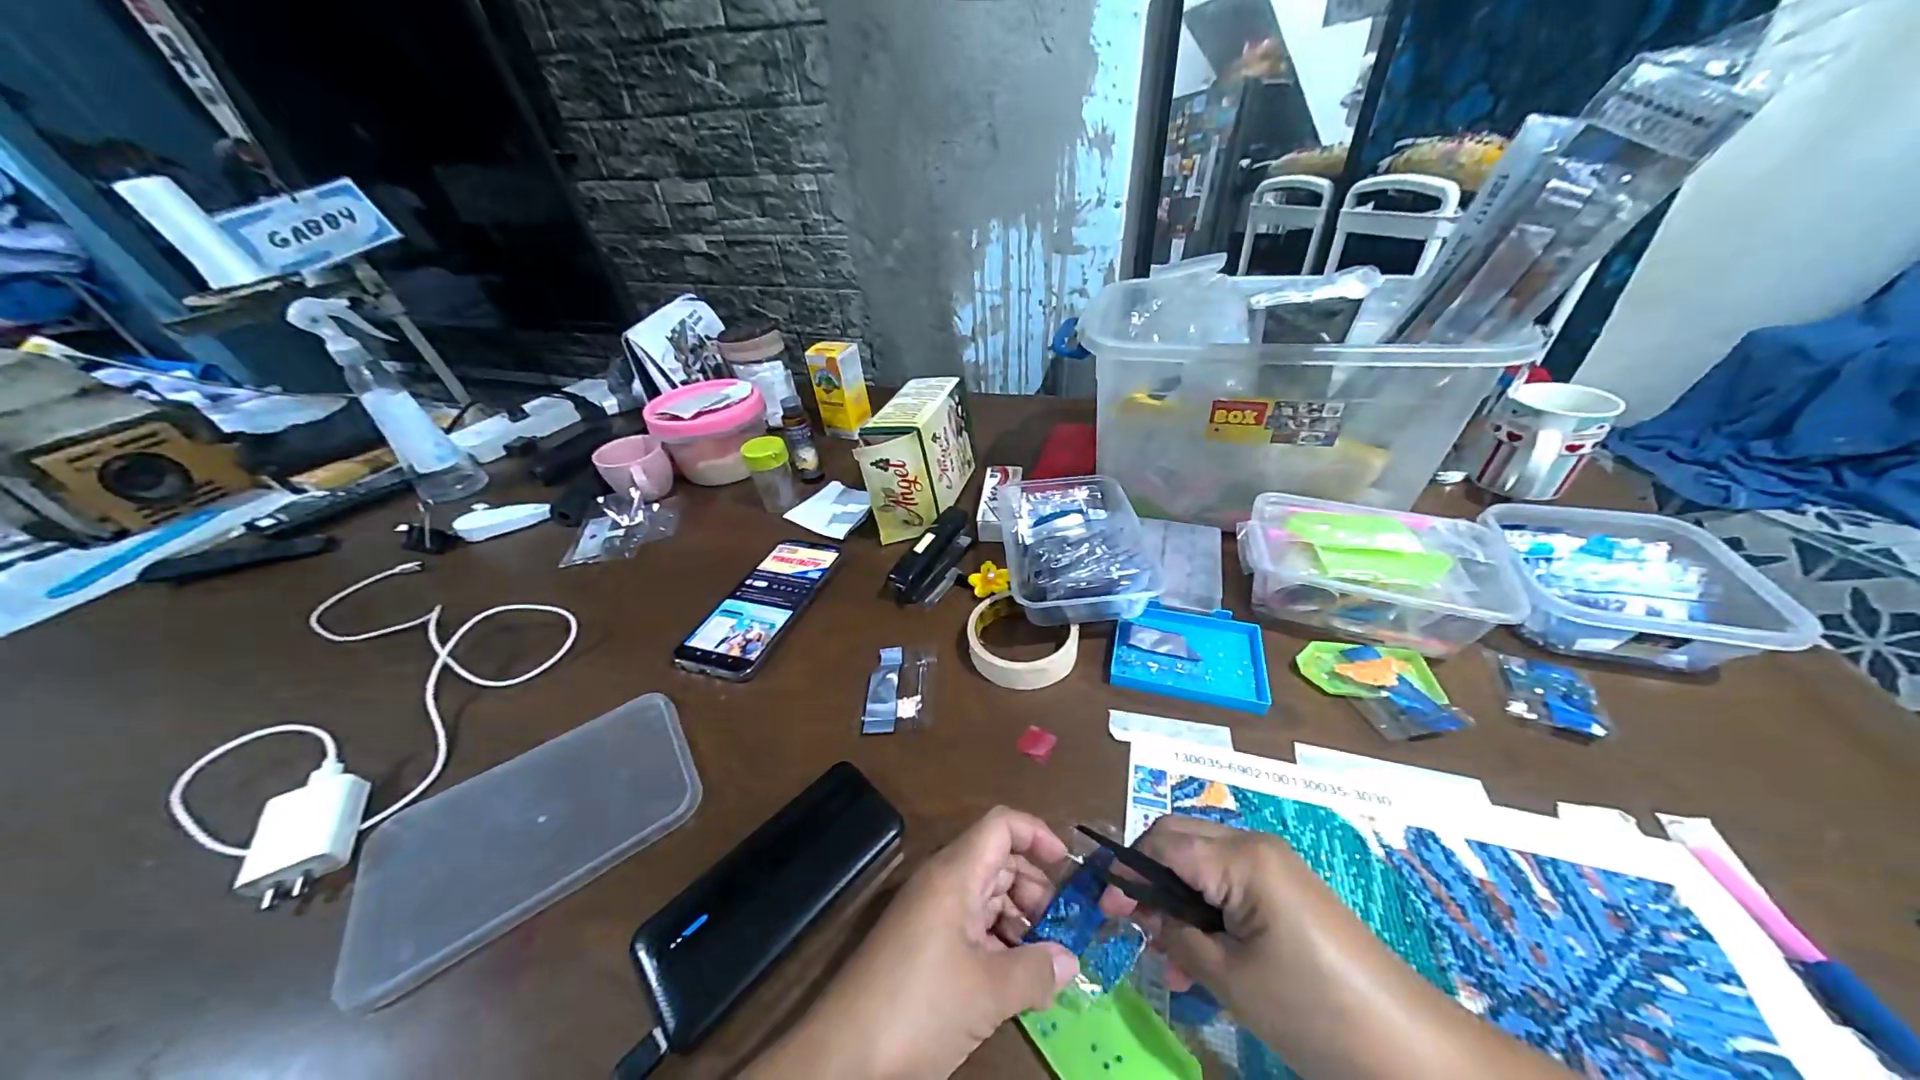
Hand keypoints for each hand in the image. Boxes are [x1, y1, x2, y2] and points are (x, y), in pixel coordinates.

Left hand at [746, 807, 1078, 1079]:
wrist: (842, 1057)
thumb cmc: (918, 1008)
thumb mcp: (986, 994)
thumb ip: (1035, 971)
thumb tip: (1069, 960)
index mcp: (954, 875)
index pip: (1001, 826)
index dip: (1038, 835)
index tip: (1070, 867)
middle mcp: (942, 884)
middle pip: (999, 861)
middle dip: (1037, 888)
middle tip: (1065, 930)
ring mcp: (930, 915)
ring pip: (987, 897)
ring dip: (1020, 921)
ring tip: (1046, 961)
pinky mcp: (923, 946)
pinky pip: (971, 927)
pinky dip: (999, 943)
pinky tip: (1017, 979)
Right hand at [1098, 813, 1326, 1027]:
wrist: (1413, 1050)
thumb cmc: (1313, 1009)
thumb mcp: (1230, 978)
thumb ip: (1176, 935)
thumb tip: (1144, 914)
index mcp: (1242, 857)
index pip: (1162, 842)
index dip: (1126, 871)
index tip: (1104, 910)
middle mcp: (1256, 845)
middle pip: (1179, 840)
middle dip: (1148, 878)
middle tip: (1131, 926)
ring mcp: (1275, 867)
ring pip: (1202, 863)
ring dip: (1174, 899)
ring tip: (1166, 958)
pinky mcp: (1287, 891)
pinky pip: (1229, 884)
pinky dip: (1204, 910)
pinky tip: (1198, 958)